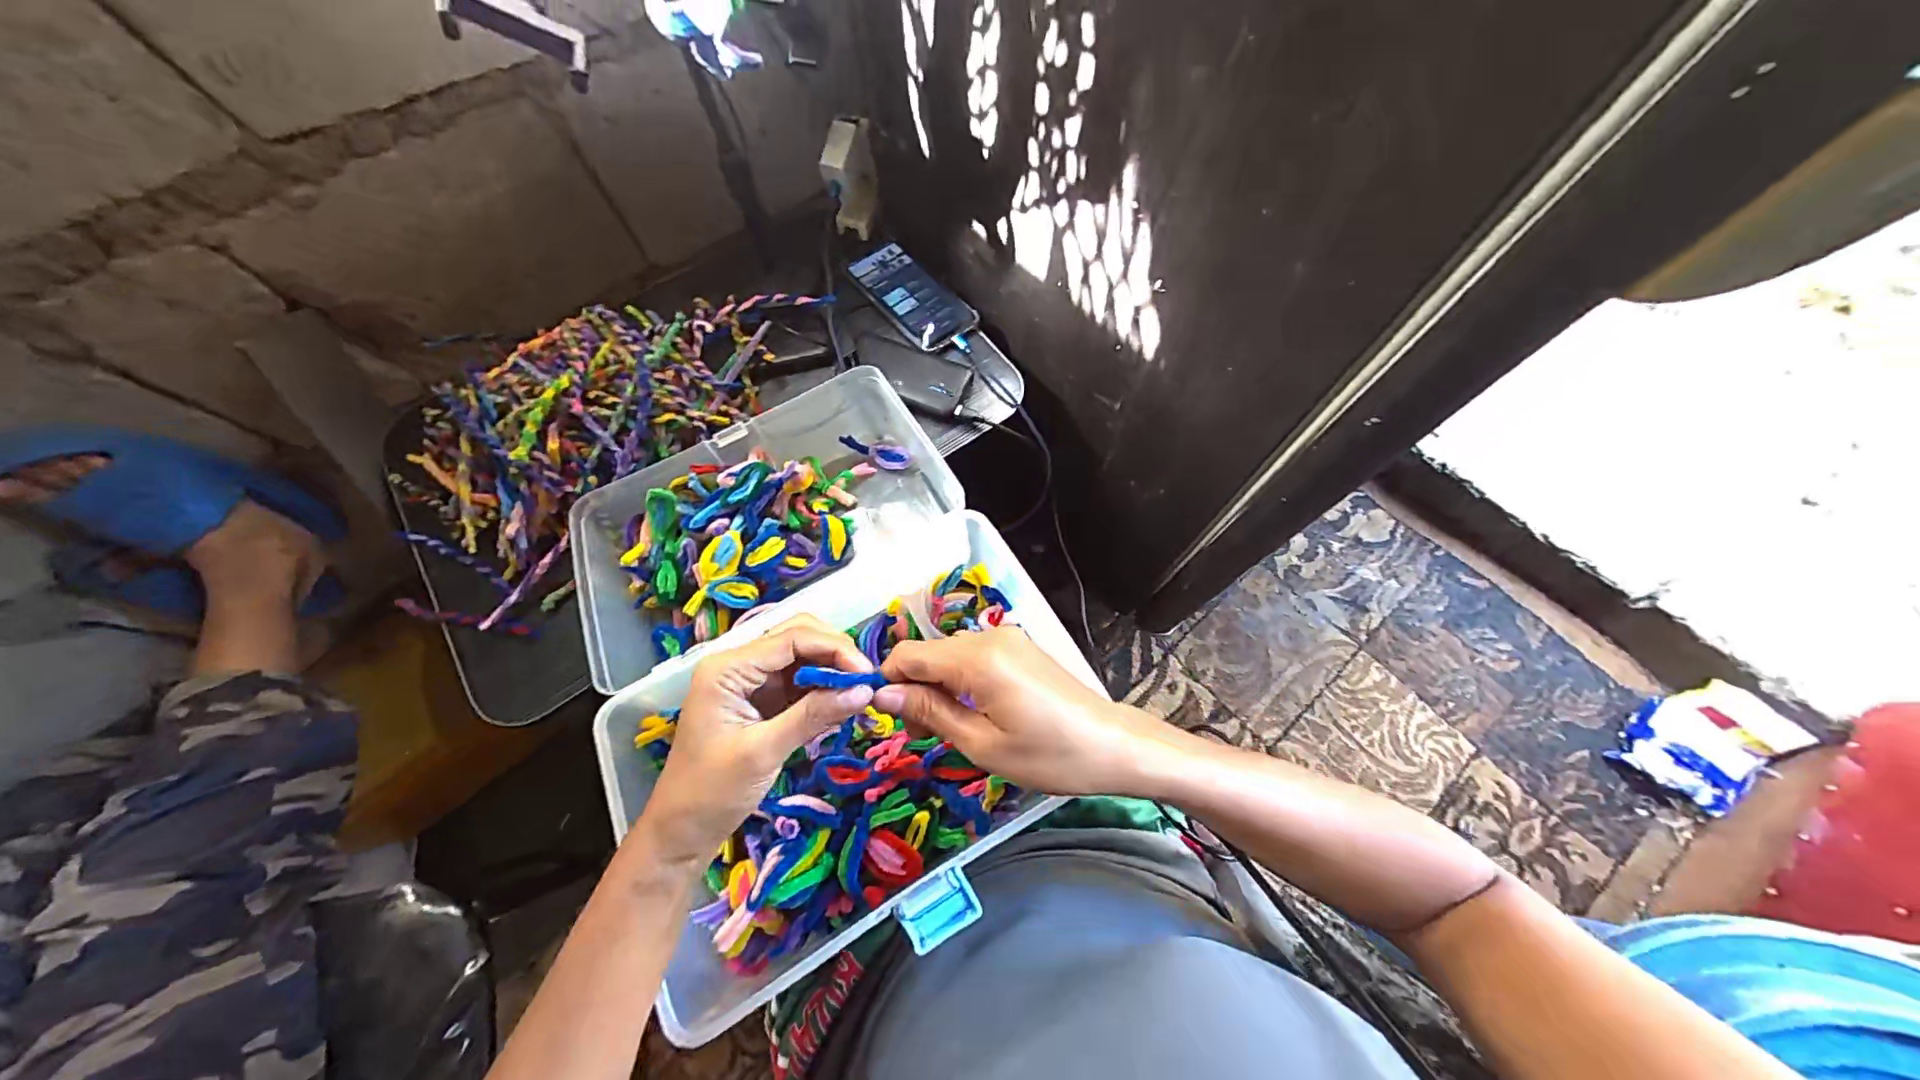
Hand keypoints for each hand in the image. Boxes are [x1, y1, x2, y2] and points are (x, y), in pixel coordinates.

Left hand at [636, 615, 875, 866]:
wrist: (681, 831)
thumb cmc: (711, 792)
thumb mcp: (764, 752)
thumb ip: (813, 715)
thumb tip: (864, 691)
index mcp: (728, 667)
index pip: (791, 637)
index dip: (834, 648)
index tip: (867, 673)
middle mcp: (739, 664)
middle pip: (798, 637)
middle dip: (835, 653)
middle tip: (865, 681)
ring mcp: (751, 681)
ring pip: (803, 656)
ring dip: (832, 670)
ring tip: (859, 693)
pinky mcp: (762, 700)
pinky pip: (800, 681)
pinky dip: (823, 689)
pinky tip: (842, 704)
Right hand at [872, 627, 1178, 795]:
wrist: (1115, 745)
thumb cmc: (1050, 754)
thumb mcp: (982, 744)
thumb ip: (930, 713)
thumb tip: (883, 695)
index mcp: (976, 659)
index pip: (908, 654)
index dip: (888, 683)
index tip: (891, 720)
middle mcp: (988, 637)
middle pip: (927, 653)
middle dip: (914, 690)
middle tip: (924, 736)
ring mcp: (1007, 639)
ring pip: (949, 655)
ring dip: (937, 687)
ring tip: (950, 729)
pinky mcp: (1019, 647)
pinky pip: (973, 657)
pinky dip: (961, 681)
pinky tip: (973, 712)